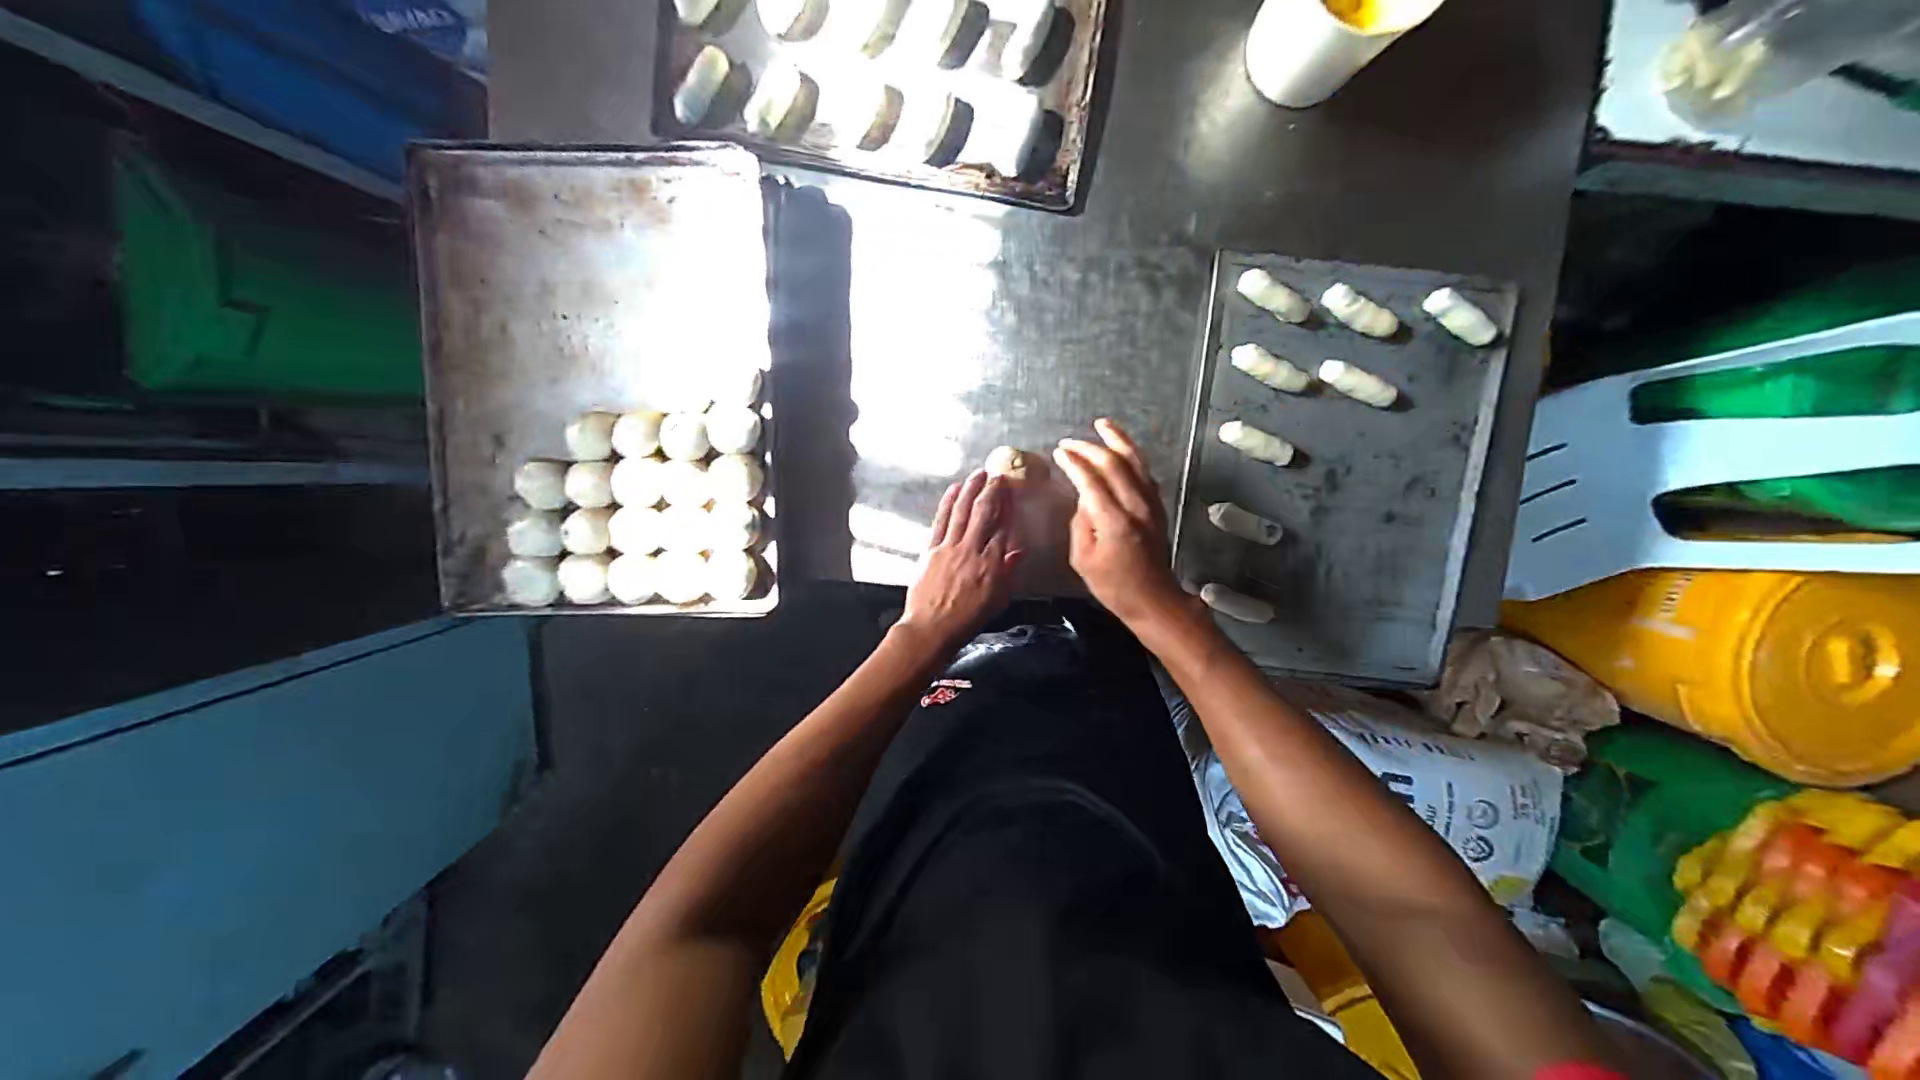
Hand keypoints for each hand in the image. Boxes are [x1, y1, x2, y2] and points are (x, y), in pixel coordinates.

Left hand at [897, 469, 1021, 651]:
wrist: (932, 628)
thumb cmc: (966, 619)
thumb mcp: (997, 600)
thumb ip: (1008, 574)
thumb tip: (1018, 551)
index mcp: (991, 566)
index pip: (1004, 529)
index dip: (1009, 508)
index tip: (1013, 494)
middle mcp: (971, 552)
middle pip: (985, 513)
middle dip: (993, 491)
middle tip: (999, 477)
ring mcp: (949, 548)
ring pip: (963, 511)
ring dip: (972, 489)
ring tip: (979, 474)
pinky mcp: (931, 549)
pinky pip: (942, 520)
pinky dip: (949, 502)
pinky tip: (955, 489)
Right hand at [1053, 419, 1191, 628]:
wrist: (1154, 599)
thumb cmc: (1113, 586)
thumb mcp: (1083, 559)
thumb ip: (1080, 523)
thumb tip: (1084, 499)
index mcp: (1114, 521)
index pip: (1091, 480)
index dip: (1074, 463)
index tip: (1059, 453)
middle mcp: (1136, 507)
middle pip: (1114, 464)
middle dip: (1090, 448)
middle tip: (1070, 441)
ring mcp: (1151, 505)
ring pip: (1136, 462)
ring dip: (1118, 440)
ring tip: (1103, 425)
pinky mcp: (1157, 508)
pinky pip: (1145, 473)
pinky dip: (1132, 457)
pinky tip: (1123, 450)